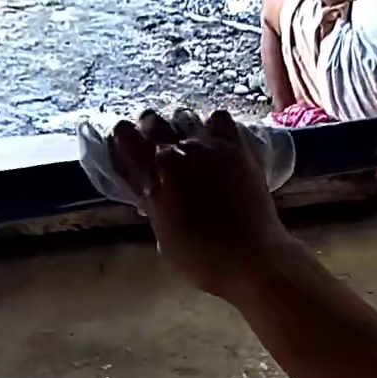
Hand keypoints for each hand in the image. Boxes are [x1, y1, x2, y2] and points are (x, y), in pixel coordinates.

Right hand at [108, 108, 300, 299]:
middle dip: (150, 133)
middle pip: (152, 120)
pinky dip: (213, 128)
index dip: (123, 142)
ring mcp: (210, 146)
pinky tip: (216, 145)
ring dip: (181, 130)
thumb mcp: (164, 238)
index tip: (129, 154)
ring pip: (184, 116)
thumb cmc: (204, 260)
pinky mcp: (238, 148)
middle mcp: (178, 151)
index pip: (124, 136)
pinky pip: (219, 119)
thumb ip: (154, 206)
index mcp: (153, 175)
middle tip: (158, 155)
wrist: (254, 259)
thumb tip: (152, 193)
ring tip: (189, 150)